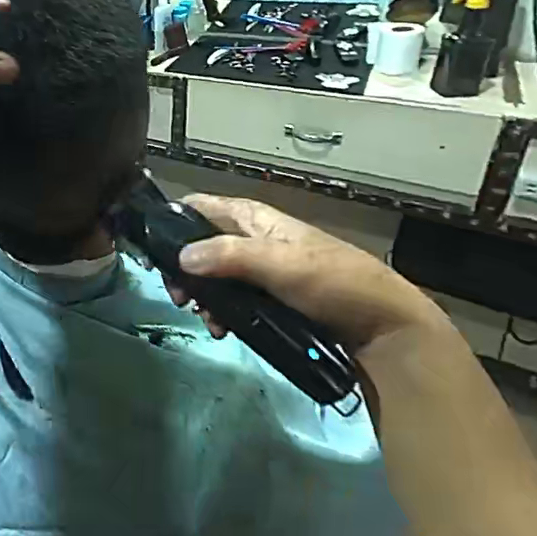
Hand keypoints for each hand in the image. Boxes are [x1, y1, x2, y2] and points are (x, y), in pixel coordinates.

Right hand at [173, 194, 442, 348]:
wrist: (383, 327)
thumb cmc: (334, 284)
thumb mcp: (281, 265)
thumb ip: (230, 257)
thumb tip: (181, 256)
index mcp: (256, 219)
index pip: (203, 205)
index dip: (175, 218)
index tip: (153, 246)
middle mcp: (254, 239)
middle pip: (202, 243)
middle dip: (185, 267)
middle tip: (178, 295)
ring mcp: (262, 270)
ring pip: (215, 275)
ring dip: (202, 295)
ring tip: (205, 319)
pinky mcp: (270, 299)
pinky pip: (233, 299)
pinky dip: (222, 311)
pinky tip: (222, 330)